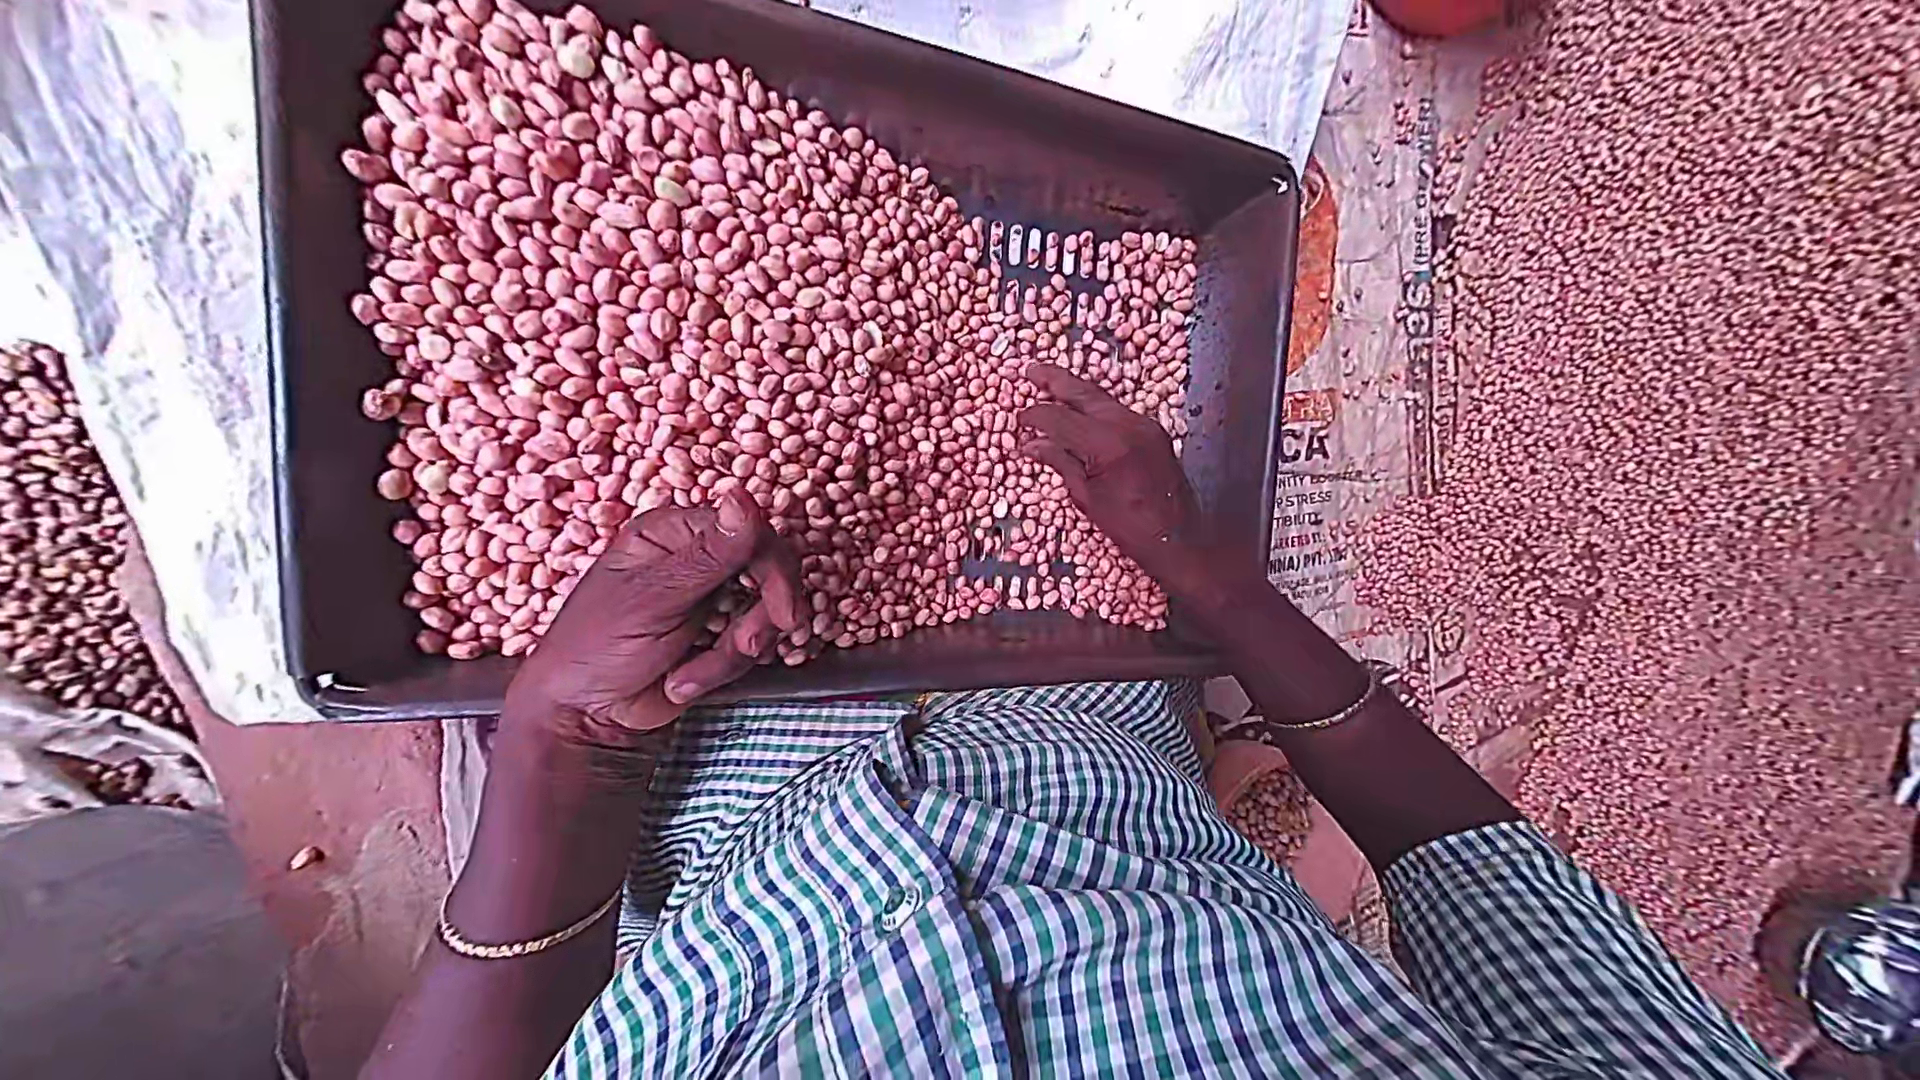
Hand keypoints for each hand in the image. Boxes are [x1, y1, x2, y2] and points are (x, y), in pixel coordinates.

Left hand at [502, 487, 803, 754]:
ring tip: (690, 673)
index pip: (751, 533)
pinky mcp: (722, 631)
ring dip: (734, 651)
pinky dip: (725, 667)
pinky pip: (754, 642)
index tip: (784, 612)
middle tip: (744, 645)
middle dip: (760, 617)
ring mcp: (714, 595)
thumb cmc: (596, 648)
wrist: (583, 716)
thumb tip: (742, 498)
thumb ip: (709, 554)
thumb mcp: (654, 599)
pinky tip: (686, 678)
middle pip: (769, 572)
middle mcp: (700, 557)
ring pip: (767, 611)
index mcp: (676, 533)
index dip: (774, 571)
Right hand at [1017, 363, 1229, 599]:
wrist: (1179, 539)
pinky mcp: (1154, 431)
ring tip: (1051, 384)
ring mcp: (1145, 425)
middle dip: (1055, 381)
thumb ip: (1060, 462)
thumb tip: (1032, 444)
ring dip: (1075, 392)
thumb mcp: (1086, 496)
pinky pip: (1118, 411)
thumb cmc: (1130, 528)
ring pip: (1102, 399)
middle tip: (1031, 370)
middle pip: (1084, 394)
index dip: (1036, 416)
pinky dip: (1094, 408)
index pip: (1061, 419)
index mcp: (1108, 444)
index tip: (1020, 419)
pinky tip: (1080, 411)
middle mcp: (1129, 425)